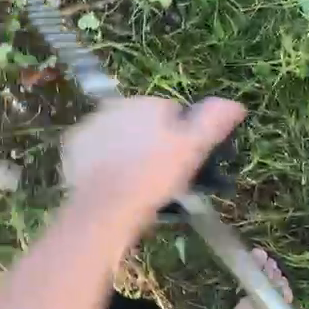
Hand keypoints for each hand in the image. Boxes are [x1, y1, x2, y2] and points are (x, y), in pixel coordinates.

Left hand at [61, 97, 244, 227]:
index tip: (180, 163)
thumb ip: (214, 122)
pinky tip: (111, 182)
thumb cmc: (153, 178)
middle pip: (142, 123)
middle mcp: (115, 106)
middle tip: (159, 176)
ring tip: (135, 183)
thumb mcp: (192, 150)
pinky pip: (93, 151)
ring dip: (126, 151)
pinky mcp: (72, 147)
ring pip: (117, 136)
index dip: (179, 139)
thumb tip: (236, 104)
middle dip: (151, 143)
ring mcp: (90, 125)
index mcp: (147, 103)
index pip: (170, 113)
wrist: (106, 206)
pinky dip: (101, 162)